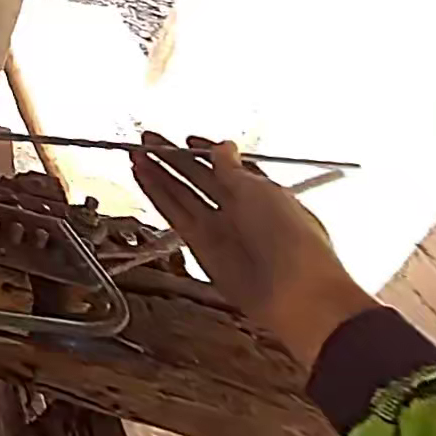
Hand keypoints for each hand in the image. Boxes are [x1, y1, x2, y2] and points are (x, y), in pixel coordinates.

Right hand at [131, 133, 375, 369]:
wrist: (299, 296)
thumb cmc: (293, 240)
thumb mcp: (261, 191)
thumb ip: (232, 168)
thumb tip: (222, 146)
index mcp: (261, 193)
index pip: (226, 166)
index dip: (205, 152)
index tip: (186, 139)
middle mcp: (238, 210)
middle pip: (198, 177)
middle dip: (172, 158)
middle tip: (147, 140)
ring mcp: (218, 228)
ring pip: (181, 193)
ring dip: (158, 173)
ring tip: (136, 154)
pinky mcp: (200, 245)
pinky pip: (173, 213)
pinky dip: (155, 193)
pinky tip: (141, 176)